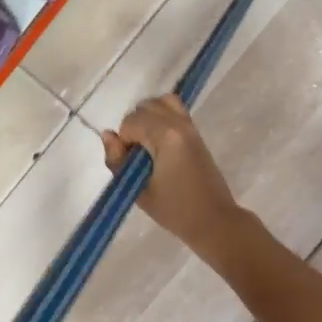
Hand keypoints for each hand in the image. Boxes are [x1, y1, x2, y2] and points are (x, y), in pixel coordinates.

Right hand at [101, 95, 246, 252]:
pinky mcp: (196, 132)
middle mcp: (179, 123)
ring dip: (148, 118)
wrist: (213, 219)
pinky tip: (158, 143)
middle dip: (133, 128)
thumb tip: (107, 135)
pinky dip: (161, 118)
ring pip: (161, 102)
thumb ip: (118, 161)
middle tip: (137, 158)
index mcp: (166, 136)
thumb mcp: (138, 190)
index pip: (130, 122)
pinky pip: (175, 110)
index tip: (131, 166)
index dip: (124, 143)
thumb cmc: (174, 210)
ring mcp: (190, 126)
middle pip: (144, 107)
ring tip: (147, 145)